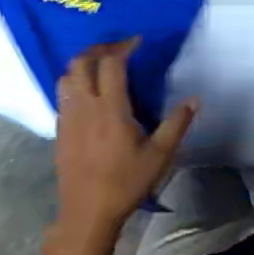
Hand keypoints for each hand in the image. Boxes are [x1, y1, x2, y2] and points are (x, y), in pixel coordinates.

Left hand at [54, 38, 198, 237]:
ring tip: (101, 66)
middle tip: (118, 49)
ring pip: (66, 75)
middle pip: (82, 61)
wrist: (87, 212)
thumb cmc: (125, 183)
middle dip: (99, 48)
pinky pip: (62, 94)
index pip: (111, 63)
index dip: (123, 47)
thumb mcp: (159, 156)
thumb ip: (177, 124)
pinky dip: (74, 82)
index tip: (137, 42)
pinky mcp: (59, 128)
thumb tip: (194, 100)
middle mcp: (84, 105)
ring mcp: (67, 116)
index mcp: (110, 109)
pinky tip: (89, 93)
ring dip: (83, 63)